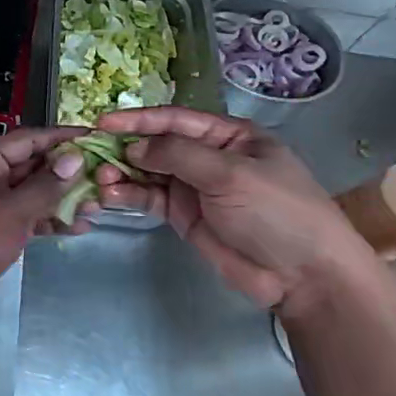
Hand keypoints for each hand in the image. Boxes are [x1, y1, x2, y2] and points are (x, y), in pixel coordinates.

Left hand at [0, 126, 91, 321]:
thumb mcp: (9, 214)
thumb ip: (44, 187)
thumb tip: (74, 158)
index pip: (29, 139)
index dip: (63, 138)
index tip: (98, 139)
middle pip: (32, 165)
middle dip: (67, 172)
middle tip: (105, 177)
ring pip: (32, 193)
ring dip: (62, 198)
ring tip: (99, 205)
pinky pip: (26, 216)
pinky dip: (48, 220)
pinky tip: (79, 227)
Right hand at [95, 107, 378, 310]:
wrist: (304, 276)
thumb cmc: (277, 211)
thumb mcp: (231, 174)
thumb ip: (179, 155)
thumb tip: (133, 148)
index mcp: (229, 136)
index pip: (175, 120)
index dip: (139, 120)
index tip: (103, 123)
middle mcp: (208, 157)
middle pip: (157, 145)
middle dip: (125, 148)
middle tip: (91, 154)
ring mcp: (195, 188)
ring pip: (148, 172)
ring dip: (122, 173)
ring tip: (98, 178)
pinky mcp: (184, 216)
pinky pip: (150, 199)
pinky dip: (129, 196)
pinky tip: (110, 196)